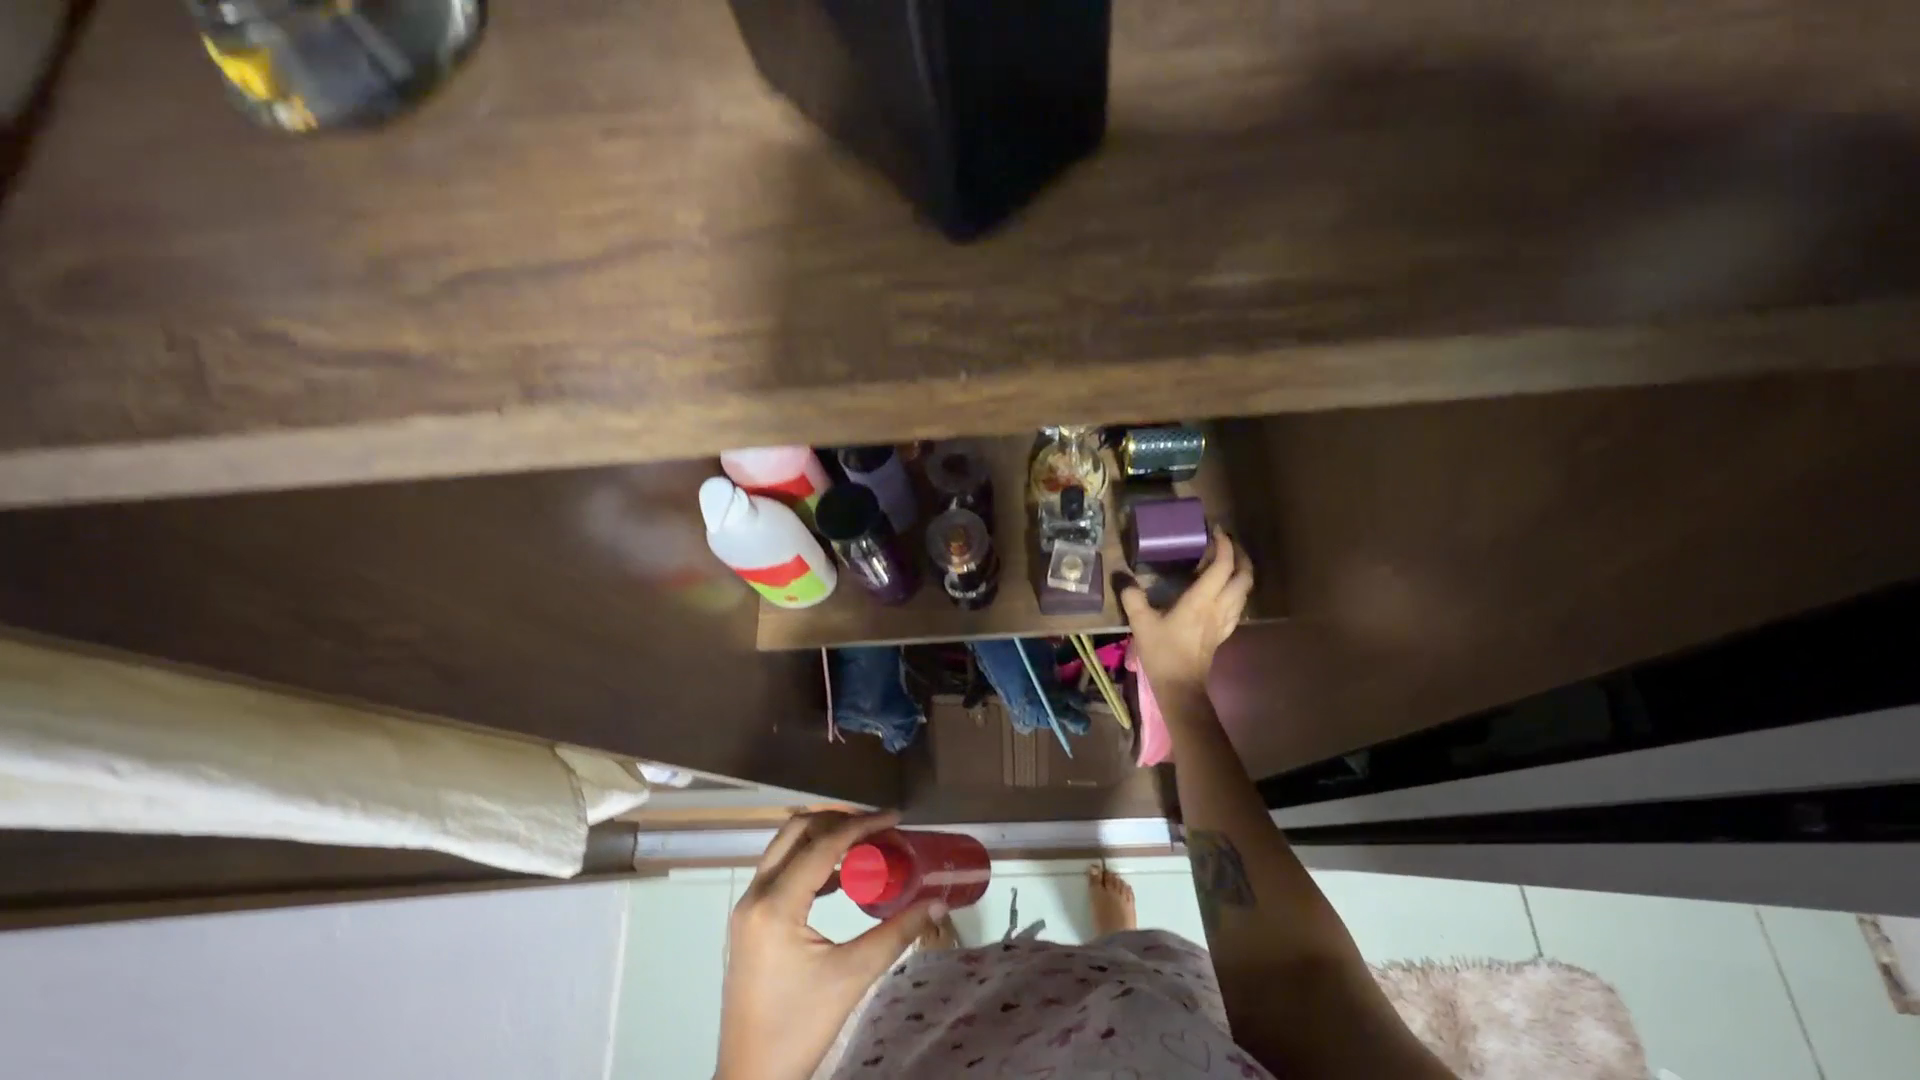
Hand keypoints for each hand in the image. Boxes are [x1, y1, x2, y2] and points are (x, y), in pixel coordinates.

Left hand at [716, 810, 943, 1079]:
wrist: (753, 1074)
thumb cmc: (801, 1024)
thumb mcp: (853, 975)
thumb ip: (898, 933)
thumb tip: (939, 902)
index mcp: (775, 905)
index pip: (821, 845)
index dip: (861, 826)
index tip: (895, 817)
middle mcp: (754, 896)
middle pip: (795, 832)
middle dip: (838, 821)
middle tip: (878, 827)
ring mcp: (747, 908)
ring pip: (784, 848)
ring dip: (822, 838)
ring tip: (866, 845)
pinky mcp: (749, 921)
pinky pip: (779, 872)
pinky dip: (809, 861)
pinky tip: (842, 876)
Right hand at [1120, 526, 1253, 696]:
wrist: (1180, 687)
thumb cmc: (1163, 653)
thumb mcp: (1141, 623)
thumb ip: (1132, 598)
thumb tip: (1123, 577)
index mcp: (1202, 600)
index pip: (1223, 565)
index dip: (1224, 545)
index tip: (1216, 531)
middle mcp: (1220, 606)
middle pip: (1244, 575)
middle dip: (1240, 555)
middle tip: (1227, 543)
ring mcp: (1226, 620)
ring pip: (1245, 590)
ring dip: (1241, 572)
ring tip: (1227, 562)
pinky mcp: (1224, 632)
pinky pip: (1239, 604)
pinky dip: (1236, 590)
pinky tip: (1223, 590)